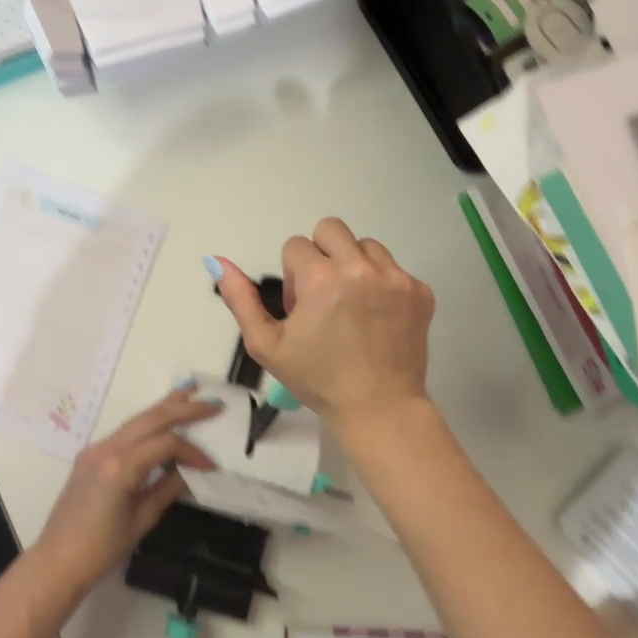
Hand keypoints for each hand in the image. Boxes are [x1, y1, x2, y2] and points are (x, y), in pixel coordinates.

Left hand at [28, 389, 217, 598]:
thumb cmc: (102, 548)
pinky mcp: (90, 456)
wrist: (58, 560)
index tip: (212, 466)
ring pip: (135, 420)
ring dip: (163, 409)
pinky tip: (160, 422)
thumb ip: (167, 488)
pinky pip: (124, 433)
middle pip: (150, 418)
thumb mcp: (142, 519)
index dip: (193, 451)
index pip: (166, 444)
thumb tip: (190, 471)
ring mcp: (95, 449)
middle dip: (182, 408)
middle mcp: (106, 449)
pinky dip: (146, 425)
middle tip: (212, 403)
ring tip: (188, 395)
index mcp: (120, 466)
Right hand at [212, 217, 434, 430]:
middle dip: (320, 255)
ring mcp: (396, 278)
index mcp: (321, 279)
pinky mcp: (420, 291)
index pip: (296, 246)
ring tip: (351, 304)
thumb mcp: (266, 344)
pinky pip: (394, 269)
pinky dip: (381, 285)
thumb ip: (241, 299)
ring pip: (365, 245)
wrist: (378, 407)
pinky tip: (375, 317)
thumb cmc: (317, 379)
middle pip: (331, 229)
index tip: (300, 307)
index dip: (292, 276)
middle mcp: (361, 268)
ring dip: (353, 265)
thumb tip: (217, 261)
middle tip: (323, 294)